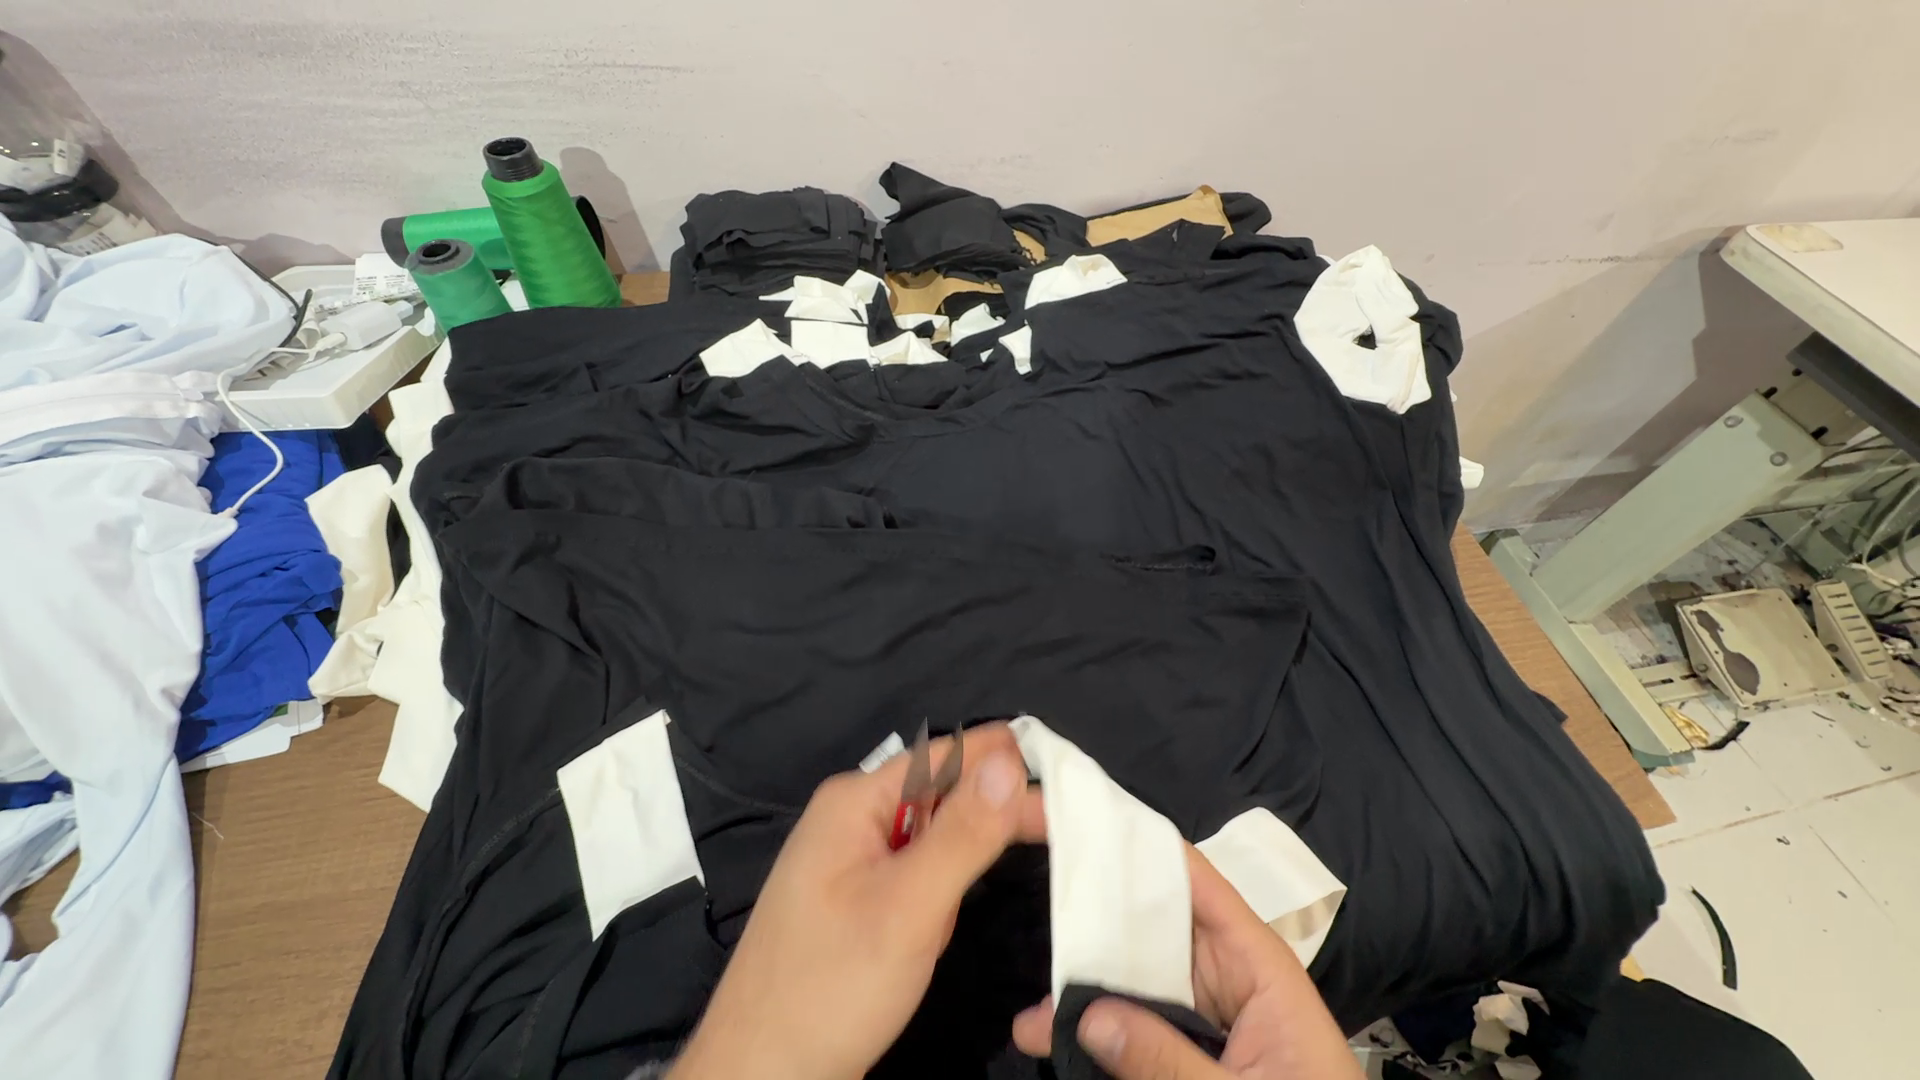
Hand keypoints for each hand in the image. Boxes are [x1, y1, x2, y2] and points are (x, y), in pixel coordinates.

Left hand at [669, 724, 1045, 1079]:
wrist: (757, 1076)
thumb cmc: (832, 986)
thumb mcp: (910, 907)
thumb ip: (963, 833)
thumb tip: (1009, 758)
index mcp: (856, 801)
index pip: (945, 755)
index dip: (1003, 757)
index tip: (1066, 773)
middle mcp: (851, 819)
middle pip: (940, 794)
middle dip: (993, 811)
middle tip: (1063, 829)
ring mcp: (850, 862)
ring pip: (930, 838)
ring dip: (964, 859)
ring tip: (1001, 878)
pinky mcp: (855, 901)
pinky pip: (913, 875)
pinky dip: (939, 891)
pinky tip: (940, 921)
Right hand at [1012, 847, 1361, 1079]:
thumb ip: (1167, 1060)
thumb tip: (1086, 1013)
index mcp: (1252, 959)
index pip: (1192, 878)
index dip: (1137, 845)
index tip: (1078, 824)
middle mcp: (1223, 970)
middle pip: (1150, 926)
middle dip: (1090, 928)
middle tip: (1035, 926)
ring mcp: (1205, 1011)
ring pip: (1134, 980)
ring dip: (1084, 993)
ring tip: (1030, 1021)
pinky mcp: (1191, 1046)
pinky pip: (1138, 1024)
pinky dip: (1099, 1032)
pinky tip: (1055, 1042)